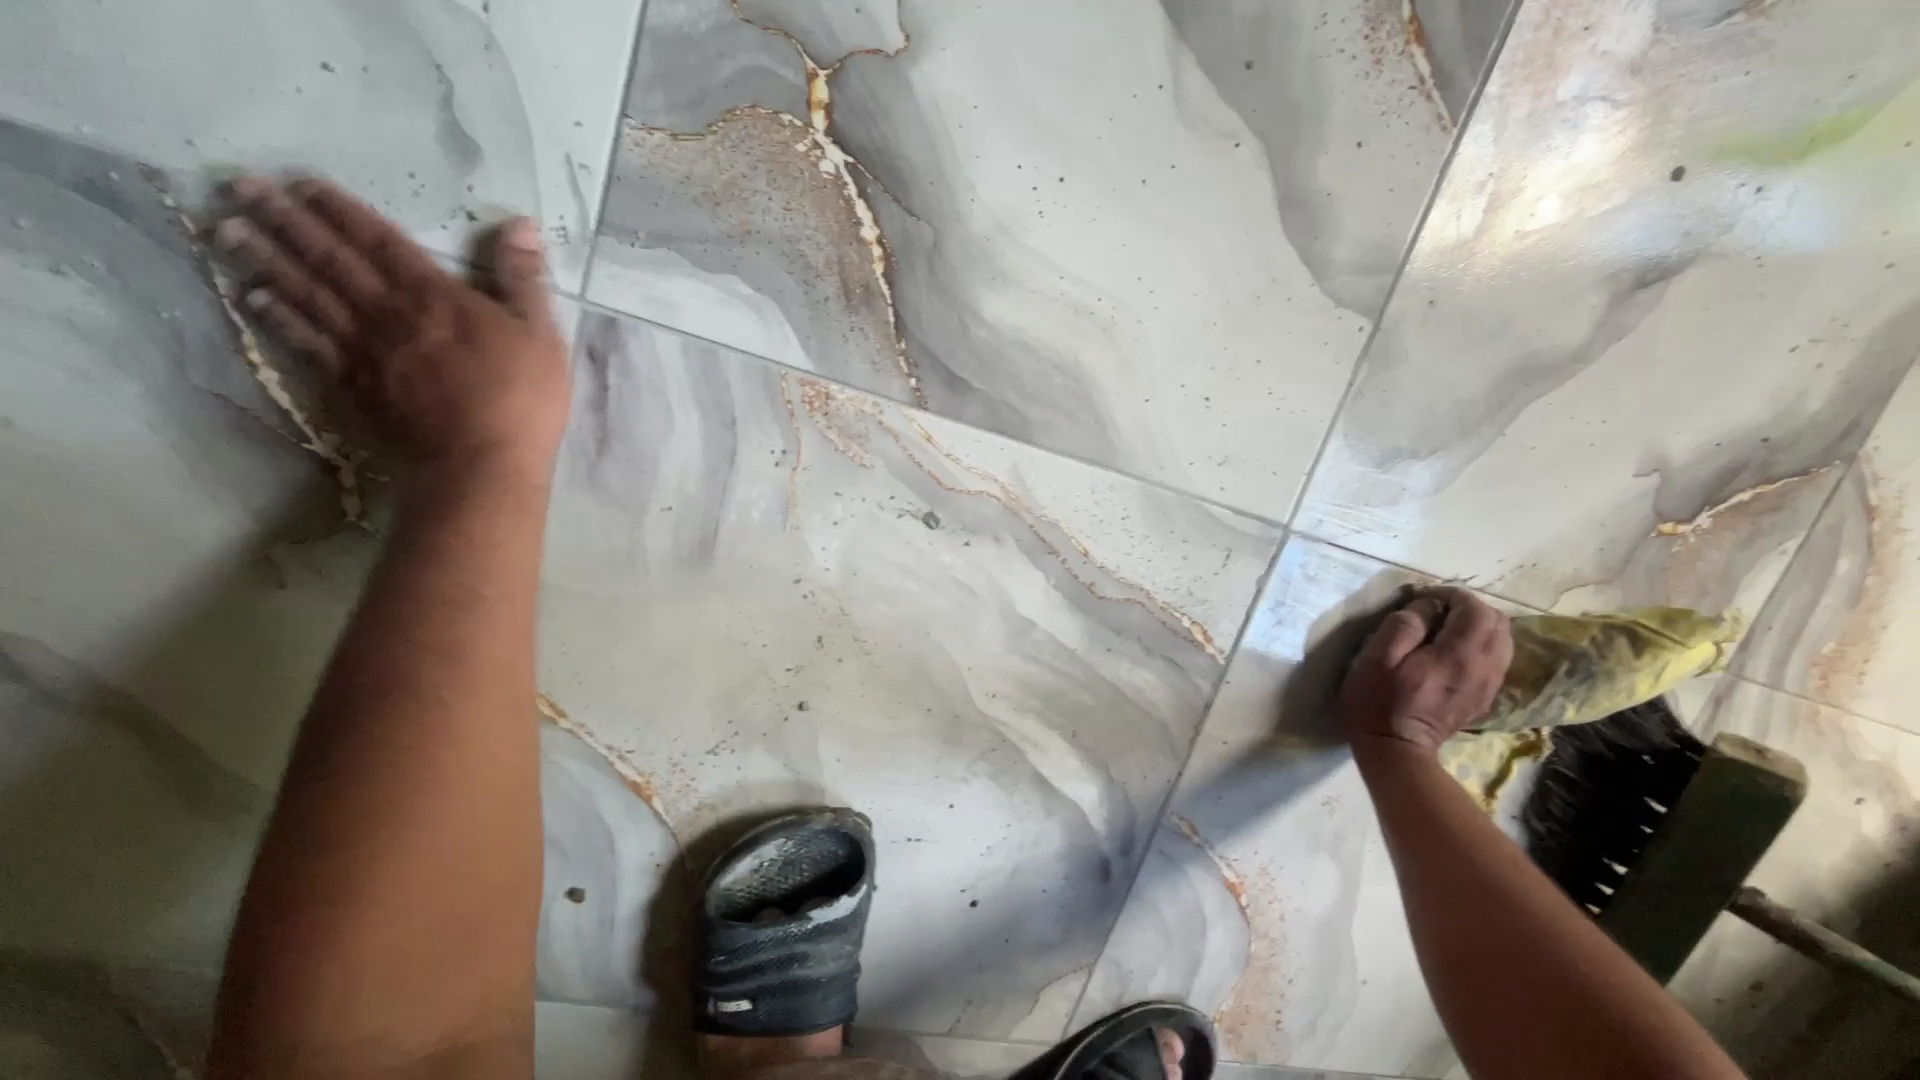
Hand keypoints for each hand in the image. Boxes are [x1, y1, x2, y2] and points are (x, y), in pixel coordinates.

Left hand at [213, 176, 571, 493]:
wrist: (482, 464)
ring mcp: (364, 351)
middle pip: (331, 259)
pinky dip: (279, 319)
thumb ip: (523, 277)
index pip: (380, 240)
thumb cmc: (522, 399)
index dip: (340, 209)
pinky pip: (307, 344)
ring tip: (227, 230)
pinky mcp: (353, 386)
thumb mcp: (541, 333)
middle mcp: (389, 313)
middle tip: (240, 186)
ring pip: (308, 296)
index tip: (300, 181)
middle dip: (286, 220)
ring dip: (267, 260)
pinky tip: (254, 299)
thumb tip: (520, 223)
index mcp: (436, 295)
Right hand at [1339, 587, 1513, 757]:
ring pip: (1503, 640)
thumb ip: (1403, 625)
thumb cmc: (1378, 702)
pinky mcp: (1485, 697)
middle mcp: (1484, 667)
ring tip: (1446, 629)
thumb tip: (1424, 608)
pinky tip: (1453, 652)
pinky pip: (1497, 660)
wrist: (1396, 750)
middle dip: (1470, 608)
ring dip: (1479, 626)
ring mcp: (1488, 685)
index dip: (1452, 595)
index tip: (1424, 599)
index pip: (1475, 609)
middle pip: (1498, 621)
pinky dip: (1482, 645)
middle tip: (1437, 612)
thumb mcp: (1377, 658)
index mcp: (1459, 655)